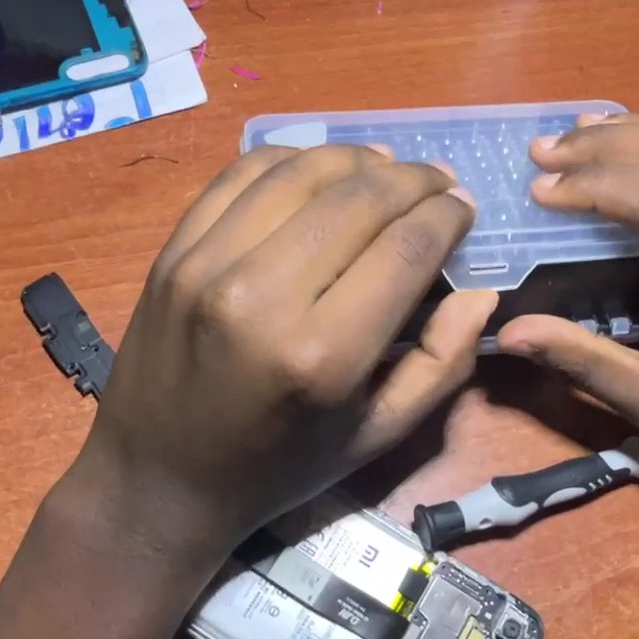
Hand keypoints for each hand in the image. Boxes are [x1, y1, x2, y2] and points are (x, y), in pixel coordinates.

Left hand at [63, 144, 496, 580]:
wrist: (158, 480)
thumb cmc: (277, 469)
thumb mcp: (375, 439)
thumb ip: (439, 366)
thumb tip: (480, 291)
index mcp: (322, 357)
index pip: (405, 248)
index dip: (447, 216)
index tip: (464, 208)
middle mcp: (262, 295)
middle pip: (359, 198)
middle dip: (416, 180)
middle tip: (440, 182)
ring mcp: (207, 264)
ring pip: (302, 172)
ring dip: (359, 159)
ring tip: (391, 168)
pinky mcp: (174, 250)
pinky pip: (242, 175)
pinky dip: (293, 159)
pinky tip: (321, 170)